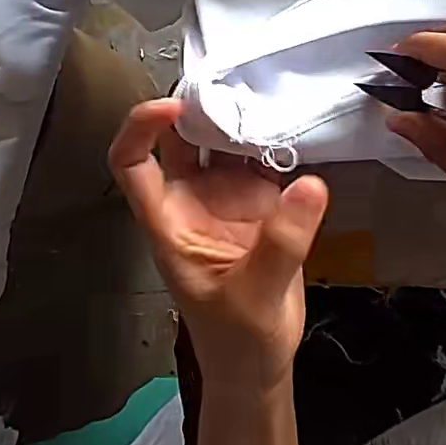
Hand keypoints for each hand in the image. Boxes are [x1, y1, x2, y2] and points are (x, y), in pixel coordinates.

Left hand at [110, 99, 329, 391]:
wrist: (260, 363)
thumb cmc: (238, 340)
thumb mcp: (255, 297)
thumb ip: (282, 243)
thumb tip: (310, 184)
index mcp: (169, 221)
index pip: (134, 165)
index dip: (140, 129)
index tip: (173, 107)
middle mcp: (194, 200)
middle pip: (181, 141)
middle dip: (200, 109)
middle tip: (235, 81)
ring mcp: (228, 199)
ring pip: (224, 144)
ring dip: (241, 120)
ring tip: (269, 93)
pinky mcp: (262, 202)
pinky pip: (263, 159)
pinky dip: (275, 140)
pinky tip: (293, 125)